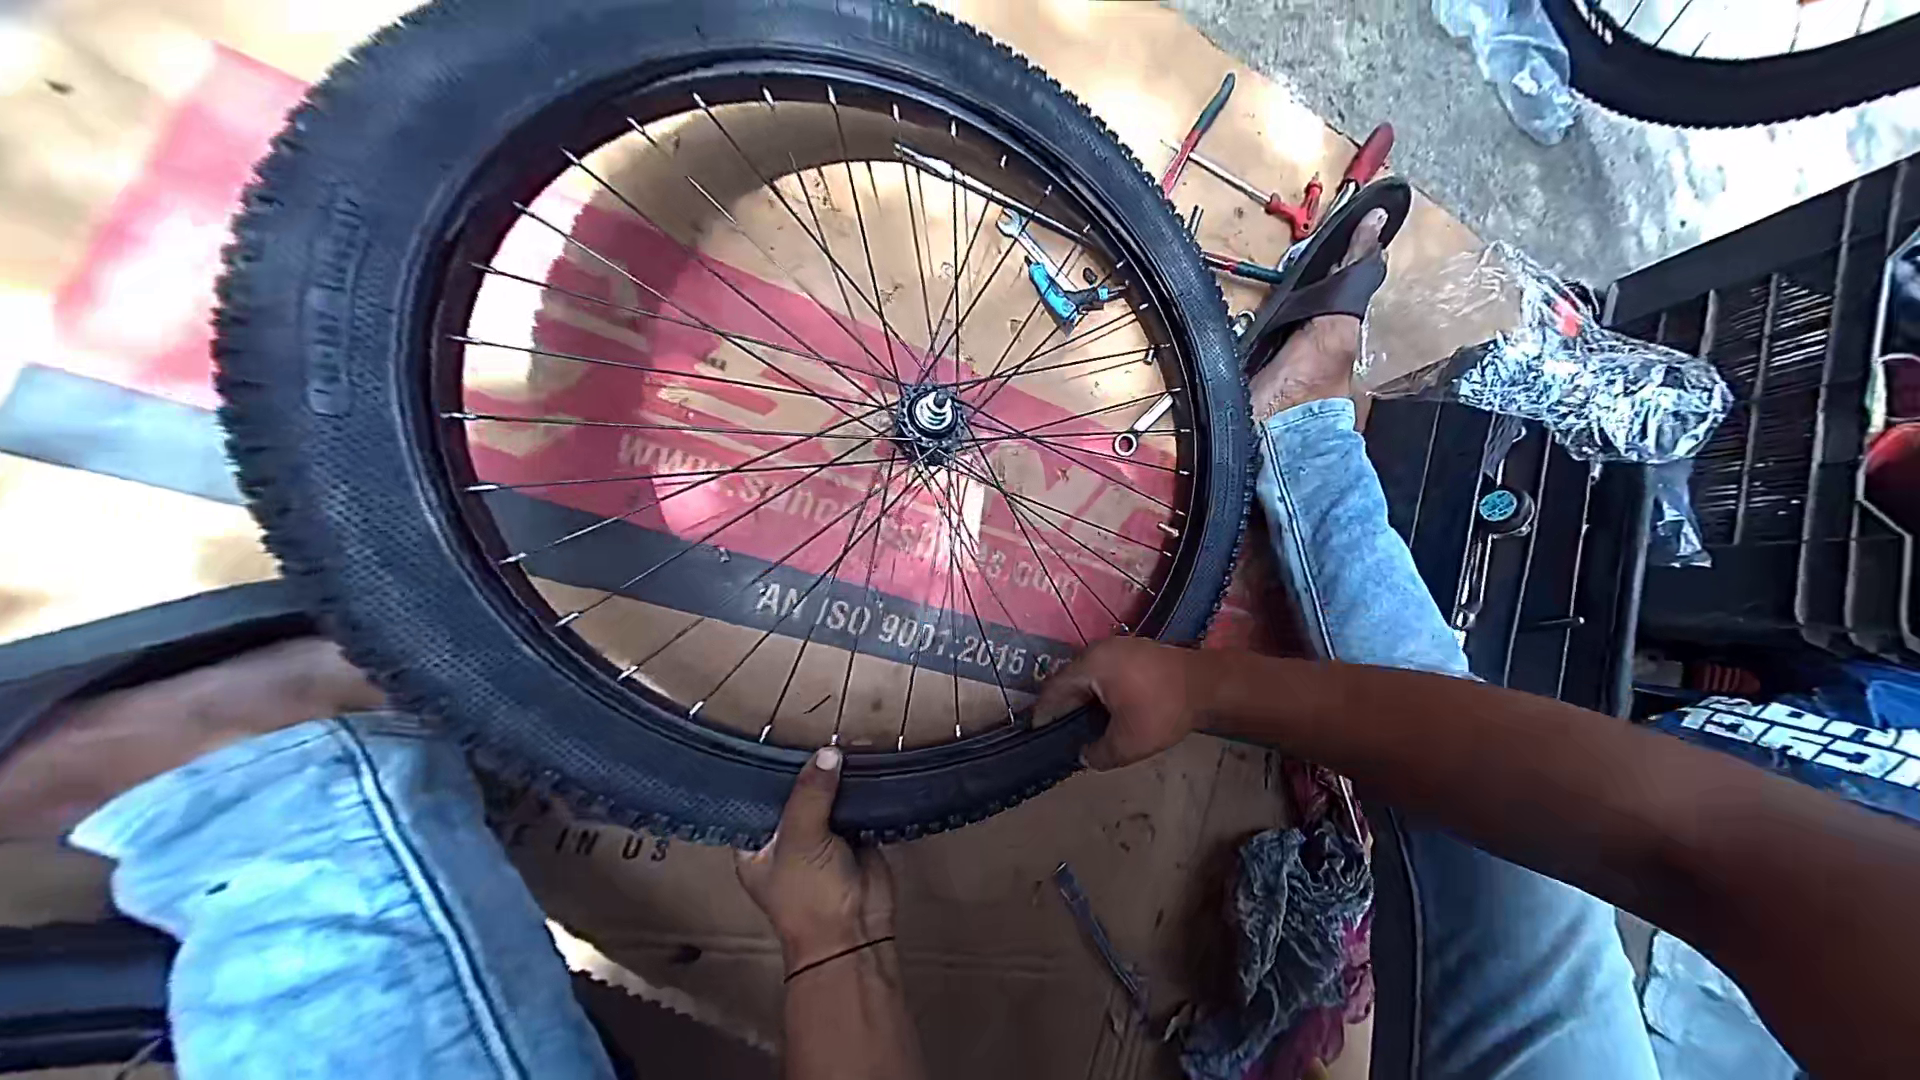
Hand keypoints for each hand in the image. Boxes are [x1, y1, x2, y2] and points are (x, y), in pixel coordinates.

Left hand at [736, 747, 894, 972]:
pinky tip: (866, 752)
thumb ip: (810, 793)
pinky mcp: (853, 830)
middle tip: (817, 721)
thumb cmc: (809, 896)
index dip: (766, 765)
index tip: (778, 730)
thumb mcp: (800, 840)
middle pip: (795, 788)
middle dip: (808, 762)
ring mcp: (821, 832)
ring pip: (826, 791)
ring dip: (836, 769)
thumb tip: (829, 751)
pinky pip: (854, 798)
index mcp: (756, 841)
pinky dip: (860, 780)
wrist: (856, 933)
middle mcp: (786, 832)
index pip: (756, 793)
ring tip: (845, 730)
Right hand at [1034, 637, 1212, 770]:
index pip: (1054, 688)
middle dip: (1064, 706)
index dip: (1044, 712)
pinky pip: (1106, 671)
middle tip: (1060, 731)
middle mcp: (1099, 649)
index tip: (1038, 731)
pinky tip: (1108, 709)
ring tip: (1083, 724)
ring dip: (1084, 698)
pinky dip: (1101, 690)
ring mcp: (1119, 646)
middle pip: (1070, 679)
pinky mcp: (1136, 651)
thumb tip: (1084, 756)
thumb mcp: (1128, 743)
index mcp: (1090, 665)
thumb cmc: (1162, 710)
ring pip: (1089, 675)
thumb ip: (1099, 754)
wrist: (1209, 686)